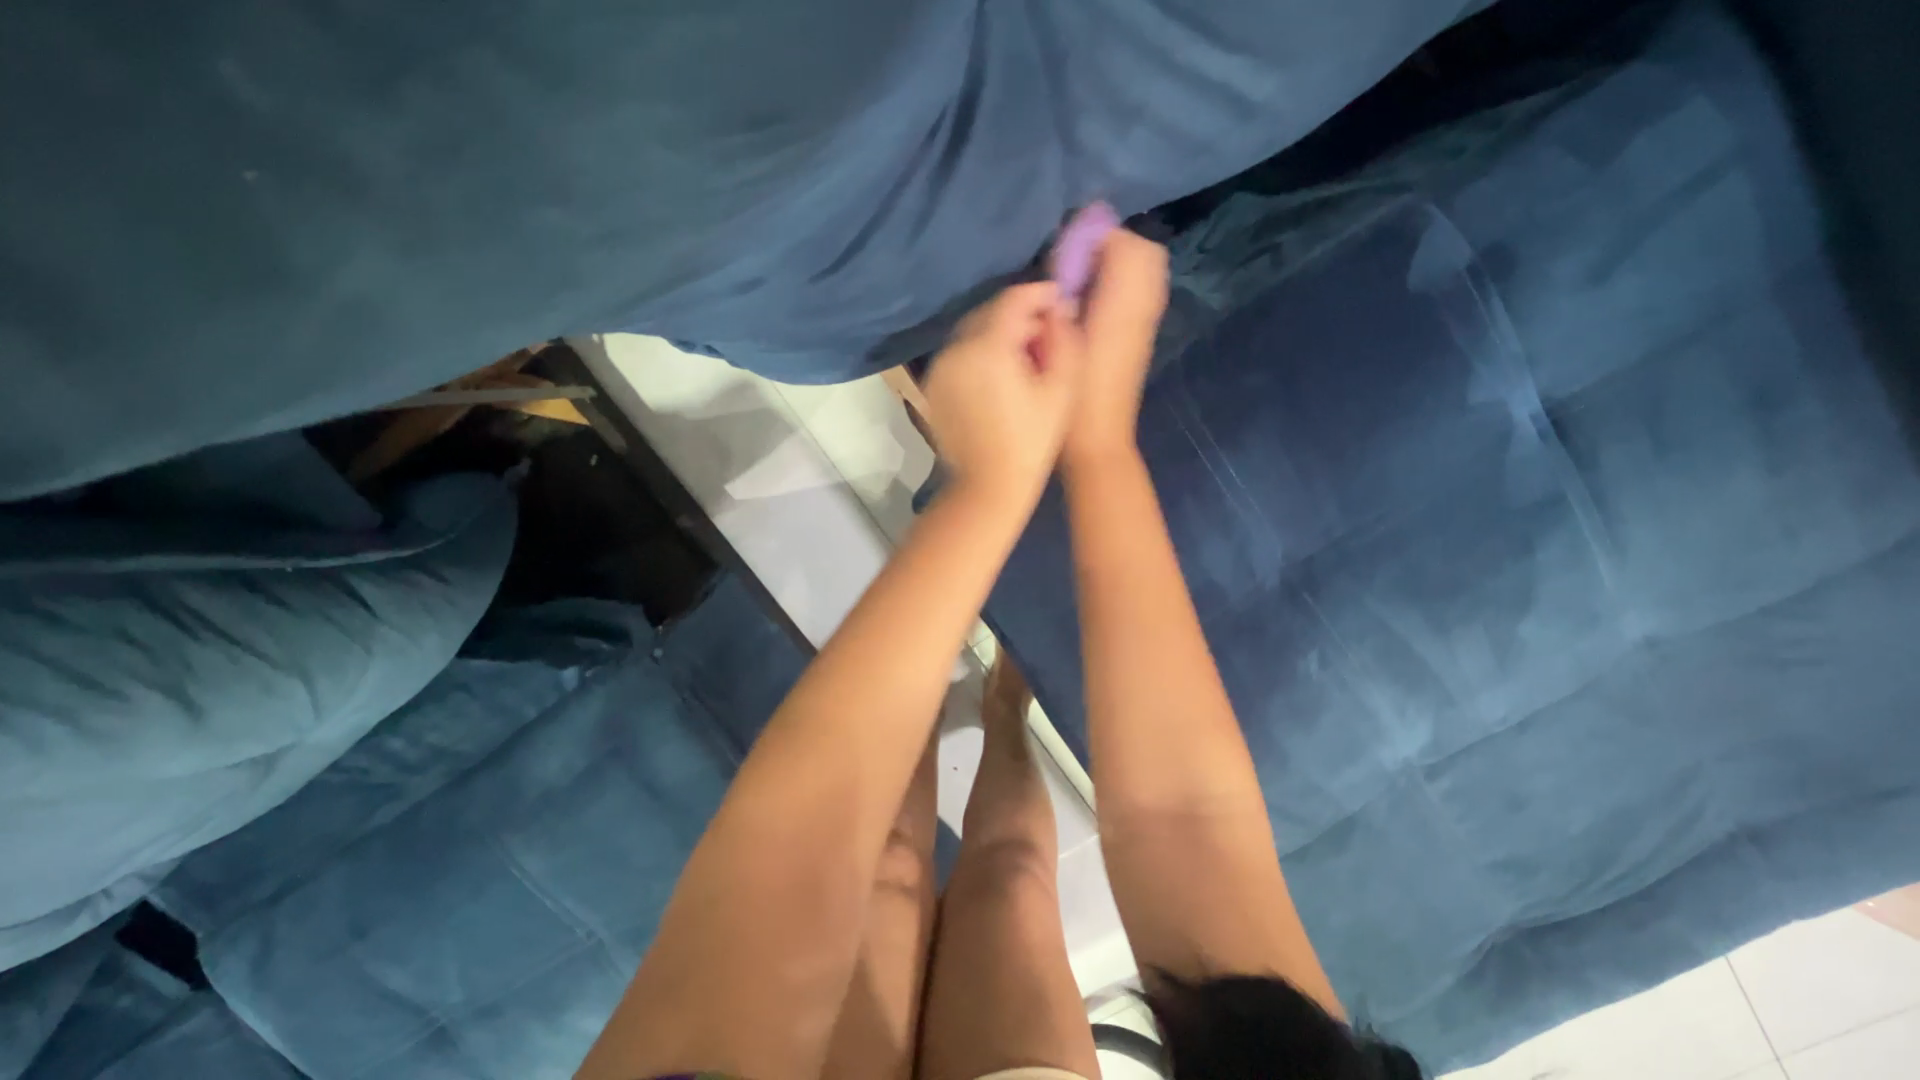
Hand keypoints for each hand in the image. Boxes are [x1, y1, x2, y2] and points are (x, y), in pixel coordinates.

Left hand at [922, 282, 1083, 507]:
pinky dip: (978, 354)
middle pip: (989, 312)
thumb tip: (1058, 309)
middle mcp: (957, 350)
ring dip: (996, 333)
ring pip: (971, 332)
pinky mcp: (932, 386)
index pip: (1012, 299)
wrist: (988, 486)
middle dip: (1017, 315)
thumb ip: (1063, 338)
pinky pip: (958, 355)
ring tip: (1022, 354)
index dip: (1038, 294)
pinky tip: (998, 375)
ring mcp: (939, 368)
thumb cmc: (1032, 441)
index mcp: (989, 347)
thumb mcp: (1061, 390)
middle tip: (1043, 331)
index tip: (1057, 300)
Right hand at [1061, 228, 1168, 474]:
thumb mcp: (1058, 341)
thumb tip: (1063, 265)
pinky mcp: (1142, 335)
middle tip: (1076, 262)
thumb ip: (1062, 295)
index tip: (1064, 252)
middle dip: (1111, 246)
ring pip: (1146, 270)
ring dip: (1118, 264)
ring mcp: (1147, 321)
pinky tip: (1092, 302)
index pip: (1121, 243)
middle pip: (1143, 251)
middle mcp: (1143, 305)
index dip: (1092, 238)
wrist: (1099, 440)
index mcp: (1123, 302)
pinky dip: (1122, 284)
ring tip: (1082, 280)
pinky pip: (1142, 291)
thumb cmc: (1072, 394)